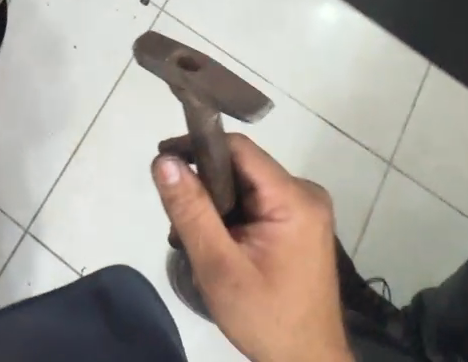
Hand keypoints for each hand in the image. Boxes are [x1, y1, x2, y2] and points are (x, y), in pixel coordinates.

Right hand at [153, 134, 353, 361]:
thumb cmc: (267, 320)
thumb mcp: (219, 266)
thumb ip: (191, 210)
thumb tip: (164, 160)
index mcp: (294, 199)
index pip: (237, 148)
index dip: (197, 148)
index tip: (164, 165)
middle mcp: (304, 194)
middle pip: (238, 167)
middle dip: (202, 188)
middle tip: (176, 224)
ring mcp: (304, 210)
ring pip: (242, 185)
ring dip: (212, 206)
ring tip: (192, 242)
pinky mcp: (299, 225)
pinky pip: (253, 202)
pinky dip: (229, 218)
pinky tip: (215, 247)